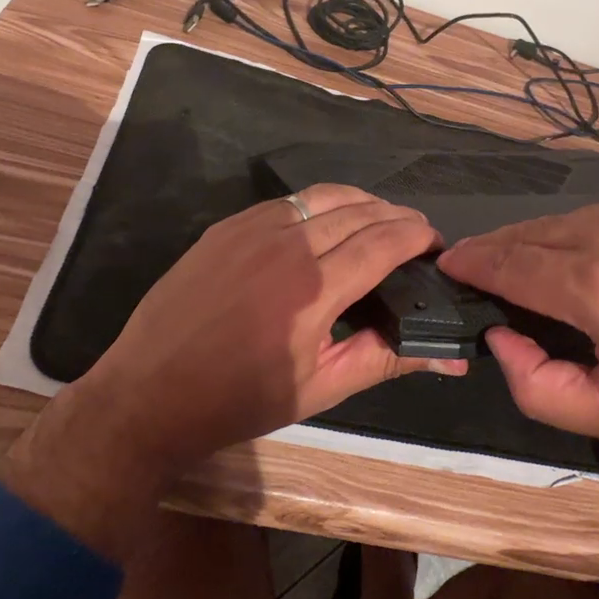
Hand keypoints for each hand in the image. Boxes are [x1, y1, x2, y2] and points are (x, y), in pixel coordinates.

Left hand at [0, 184, 465, 555]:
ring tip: (380, 222)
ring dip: (361, 203)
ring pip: (324, 195)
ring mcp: (251, 228)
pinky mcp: (226, 227)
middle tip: (416, 236)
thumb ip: (385, 358)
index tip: (438, 245)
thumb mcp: (320, 388)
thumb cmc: (239, 402)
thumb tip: (451, 353)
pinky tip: (326, 225)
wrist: (147, 395)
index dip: (417, 236)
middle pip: (359, 210)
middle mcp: (287, 244)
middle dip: (397, 216)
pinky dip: (319, 205)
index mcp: (314, 288)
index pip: (383, 242)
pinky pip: (287, 202)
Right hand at [437, 192, 598, 513]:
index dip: (470, 265)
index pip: (505, 263)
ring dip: (540, 241)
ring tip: (533, 270)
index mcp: (594, 282)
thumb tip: (500, 340)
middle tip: (478, 271)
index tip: (446, 266)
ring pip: (569, 220)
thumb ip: (539, 385)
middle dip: (497, 250)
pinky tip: (593, 259)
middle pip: (531, 232)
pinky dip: (582, 233)